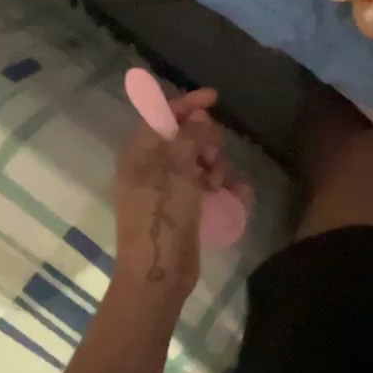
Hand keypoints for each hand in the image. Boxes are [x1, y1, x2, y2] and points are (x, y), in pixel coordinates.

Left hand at [113, 88, 229, 294]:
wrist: (159, 273)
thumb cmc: (162, 216)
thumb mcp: (177, 169)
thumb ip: (189, 137)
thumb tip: (199, 116)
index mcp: (138, 155)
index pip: (161, 117)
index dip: (186, 104)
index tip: (214, 98)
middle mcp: (150, 168)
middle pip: (184, 137)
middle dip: (206, 141)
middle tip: (214, 154)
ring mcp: (166, 188)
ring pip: (198, 160)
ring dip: (216, 165)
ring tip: (221, 182)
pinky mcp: (182, 207)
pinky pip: (204, 184)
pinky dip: (219, 185)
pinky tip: (234, 194)